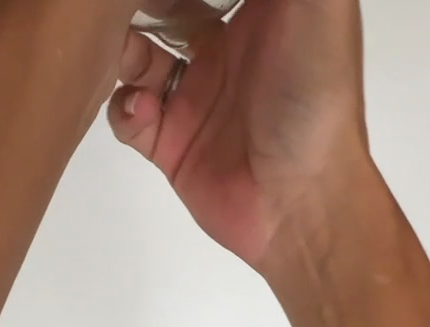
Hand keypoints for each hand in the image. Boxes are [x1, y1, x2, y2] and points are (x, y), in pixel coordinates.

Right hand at [109, 0, 375, 268]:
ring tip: (123, 53)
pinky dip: (123, 110)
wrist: (299, 203)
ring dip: (119, 51)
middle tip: (112, 4)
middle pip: (164, 4)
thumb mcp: (317, 3)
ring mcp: (194, 99)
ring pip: (135, 56)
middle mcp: (223, 50)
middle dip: (138, 1)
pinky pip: (127, 117)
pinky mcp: (172, 146)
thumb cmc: (316, 103)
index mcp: (260, 10)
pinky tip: (142, 111)